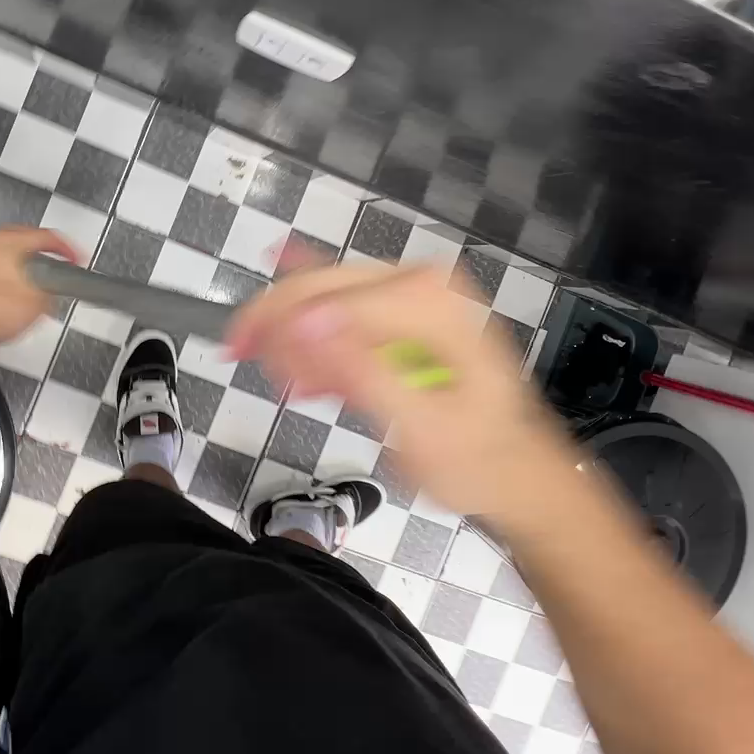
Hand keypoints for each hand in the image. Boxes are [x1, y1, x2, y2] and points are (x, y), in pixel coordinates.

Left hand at [0, 227, 80, 343]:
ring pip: (8, 250)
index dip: (68, 249)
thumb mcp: (39, 301)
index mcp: (9, 241)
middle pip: (26, 238)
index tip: (76, 258)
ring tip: (38, 272)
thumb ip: (54, 286)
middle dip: (44, 250)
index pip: (47, 236)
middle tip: (58, 259)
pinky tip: (15, 283)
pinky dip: (8, 268)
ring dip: (25, 259)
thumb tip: (56, 285)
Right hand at [226, 262, 578, 515]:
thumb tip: (305, 323)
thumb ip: (364, 372)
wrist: (516, 470)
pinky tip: (285, 329)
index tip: (239, 351)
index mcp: (433, 303)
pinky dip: (311, 329)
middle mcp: (424, 283)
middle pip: (325, 284)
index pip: (335, 298)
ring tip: (279, 376)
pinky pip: (342, 304)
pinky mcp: (404, 313)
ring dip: (290, 330)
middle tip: (238, 354)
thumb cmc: (477, 459)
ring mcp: (415, 295)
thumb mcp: (420, 427)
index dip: (281, 321)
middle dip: (276, 319)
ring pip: (325, 294)